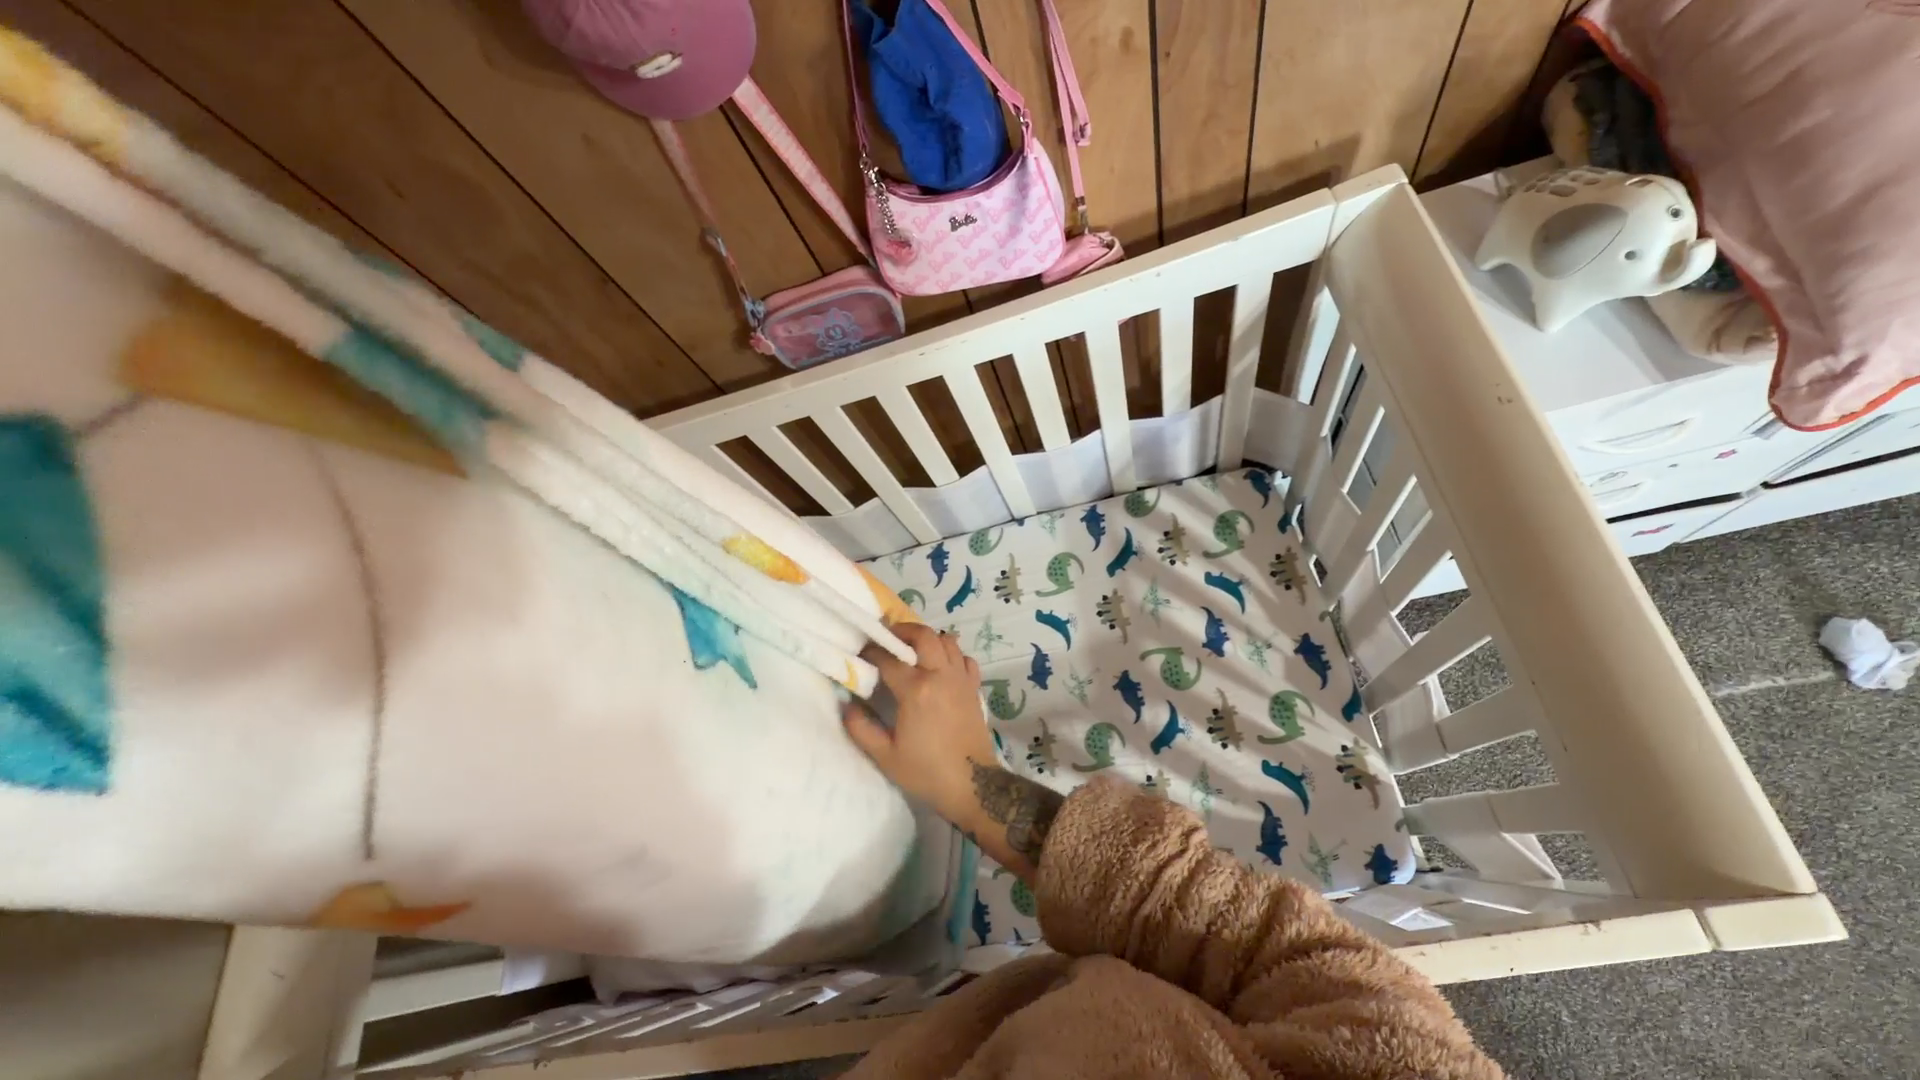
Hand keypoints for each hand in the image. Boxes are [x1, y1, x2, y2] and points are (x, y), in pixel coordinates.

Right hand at [844, 623, 1060, 884]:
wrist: (971, 784)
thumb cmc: (925, 771)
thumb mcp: (885, 756)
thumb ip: (861, 728)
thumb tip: (847, 705)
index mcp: (915, 690)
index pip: (889, 658)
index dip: (872, 651)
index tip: (862, 653)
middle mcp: (940, 676)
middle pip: (923, 635)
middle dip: (903, 631)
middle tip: (888, 638)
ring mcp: (961, 680)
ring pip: (948, 641)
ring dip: (929, 639)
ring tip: (913, 650)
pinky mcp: (974, 688)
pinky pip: (965, 659)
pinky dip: (952, 655)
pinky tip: (941, 667)